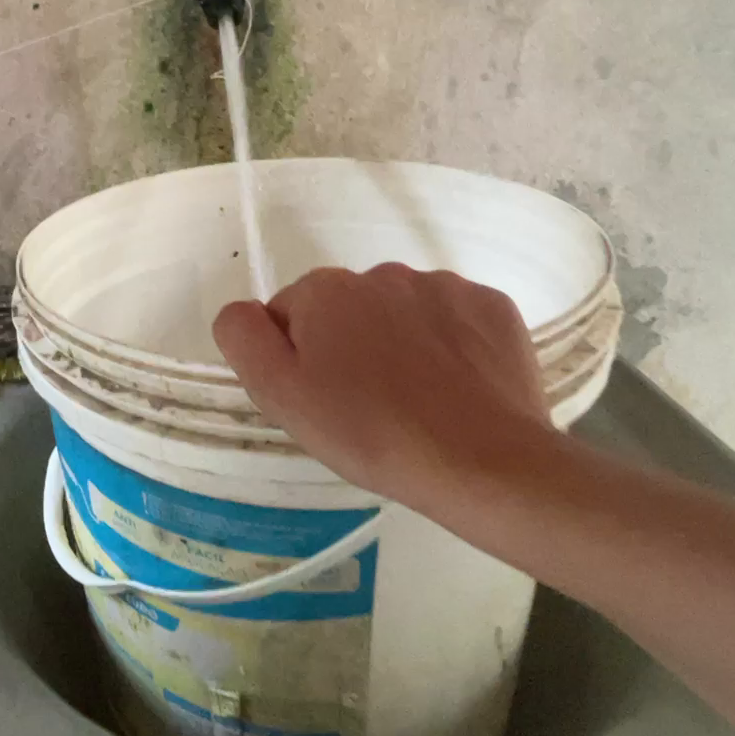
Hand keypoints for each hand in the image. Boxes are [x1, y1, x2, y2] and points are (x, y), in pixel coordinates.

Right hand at [212, 264, 555, 506]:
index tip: (320, 399)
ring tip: (413, 400)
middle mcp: (380, 273)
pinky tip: (454, 388)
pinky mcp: (491, 306)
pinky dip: (447, 345)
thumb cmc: (368, 432)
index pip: (289, 315)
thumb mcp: (280, 395)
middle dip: (347, 345)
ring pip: (399, 312)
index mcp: (324, 290)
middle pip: (345, 309)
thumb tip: (243, 311)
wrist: (483, 462)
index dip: (297, 359)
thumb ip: (244, 337)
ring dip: (396, 343)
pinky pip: (451, 320)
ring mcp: (442, 286)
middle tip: (363, 405)